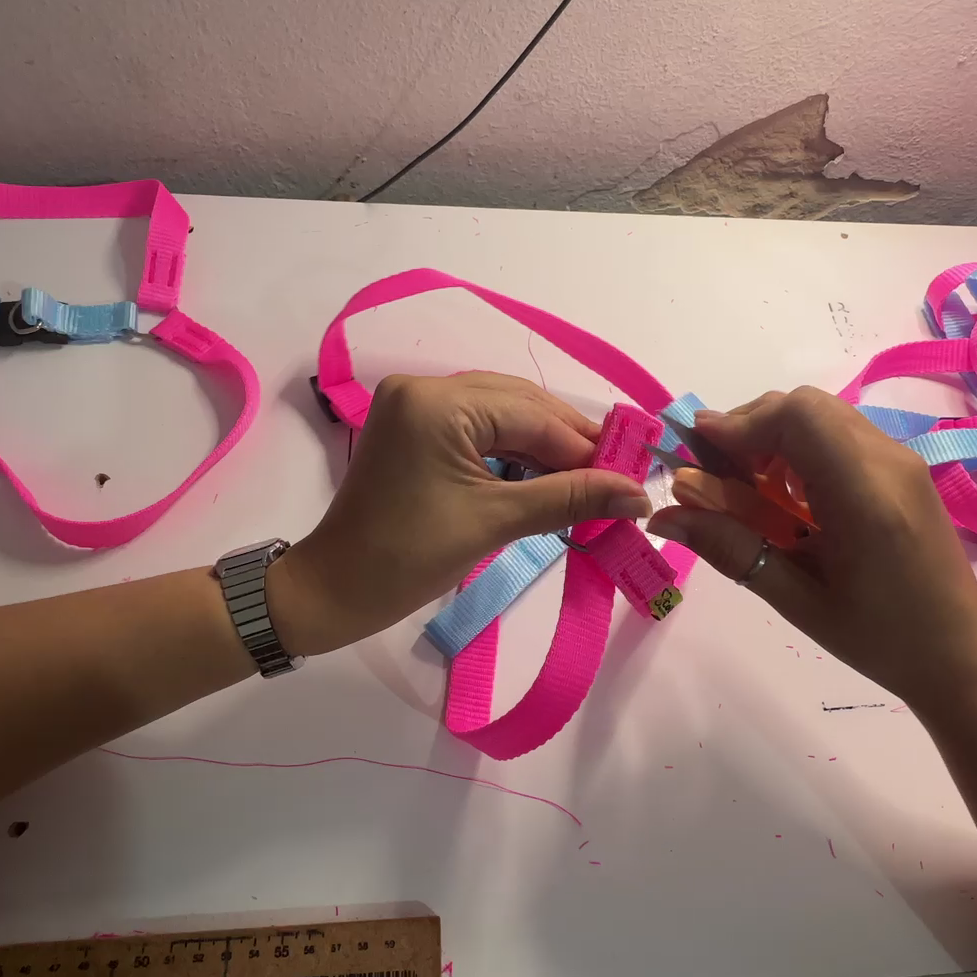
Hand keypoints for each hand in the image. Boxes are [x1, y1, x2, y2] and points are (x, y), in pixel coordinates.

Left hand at [269, 373, 651, 654]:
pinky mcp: (414, 426)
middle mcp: (425, 388)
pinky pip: (477, 428)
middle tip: (614, 478)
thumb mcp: (495, 522)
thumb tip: (640, 494)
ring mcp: (415, 405)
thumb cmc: (409, 558)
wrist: (336, 588)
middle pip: (518, 405)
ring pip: (501, 415)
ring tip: (587, 481)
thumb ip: (569, 498)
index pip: (532, 415)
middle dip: (567, 443)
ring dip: (543, 447)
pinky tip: (544, 476)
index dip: (586, 446)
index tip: (630, 475)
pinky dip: (512, 452)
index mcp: (437, 403)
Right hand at [645, 387, 976, 705]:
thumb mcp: (795, 599)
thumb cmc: (878, 638)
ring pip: (820, 415)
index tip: (697, 454)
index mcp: (866, 495)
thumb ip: (730, 547)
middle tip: (717, 476)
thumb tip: (662, 516)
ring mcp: (899, 461)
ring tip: (748, 488)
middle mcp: (888, 462)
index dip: (740, 423)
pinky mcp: (900, 469)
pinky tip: (787, 496)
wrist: (958, 654)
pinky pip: (837, 434)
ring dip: (772, 437)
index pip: (798, 416)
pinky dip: (797, 448)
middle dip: (749, 428)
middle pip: (805, 406)